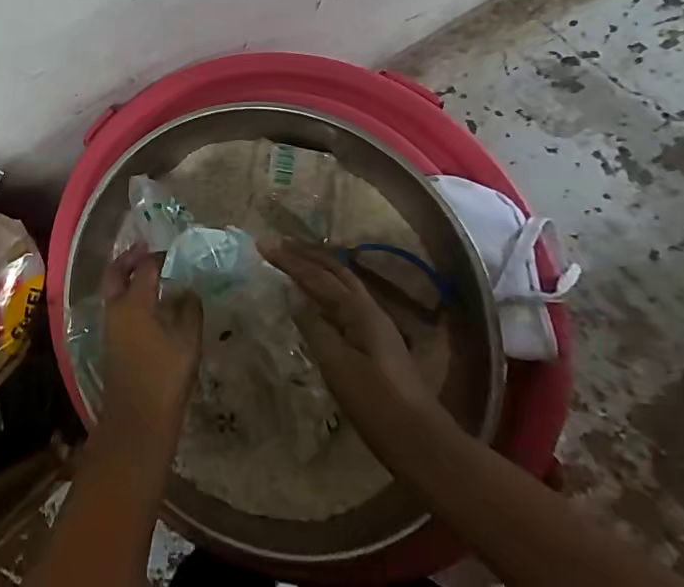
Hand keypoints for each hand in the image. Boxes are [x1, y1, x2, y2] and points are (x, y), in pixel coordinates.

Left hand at [101, 244, 203, 436]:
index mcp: (134, 302)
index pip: (145, 267)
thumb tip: (187, 290)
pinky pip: (115, 305)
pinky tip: (147, 302)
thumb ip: (189, 309)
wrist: (136, 419)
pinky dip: (127, 293)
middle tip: (146, 249)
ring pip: (113, 289)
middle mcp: (116, 308)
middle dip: (129, 258)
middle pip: (116, 272)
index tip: (174, 252)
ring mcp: (109, 325)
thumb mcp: (187, 340)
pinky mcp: (110, 341)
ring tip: (148, 272)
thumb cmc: (165, 376)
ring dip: (126, 275)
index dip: (159, 256)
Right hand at [265, 239, 442, 437]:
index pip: (318, 277)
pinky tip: (315, 299)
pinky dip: (325, 291)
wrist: (419, 440)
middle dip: (306, 255)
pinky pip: (344, 303)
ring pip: (342, 285)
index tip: (264, 246)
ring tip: (295, 260)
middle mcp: (369, 311)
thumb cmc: (376, 403)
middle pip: (335, 272)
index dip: (290, 261)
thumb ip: (314, 327)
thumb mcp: (338, 366)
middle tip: (278, 244)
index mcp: (360, 312)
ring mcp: (375, 326)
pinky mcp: (374, 343)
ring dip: (317, 269)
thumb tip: (292, 296)